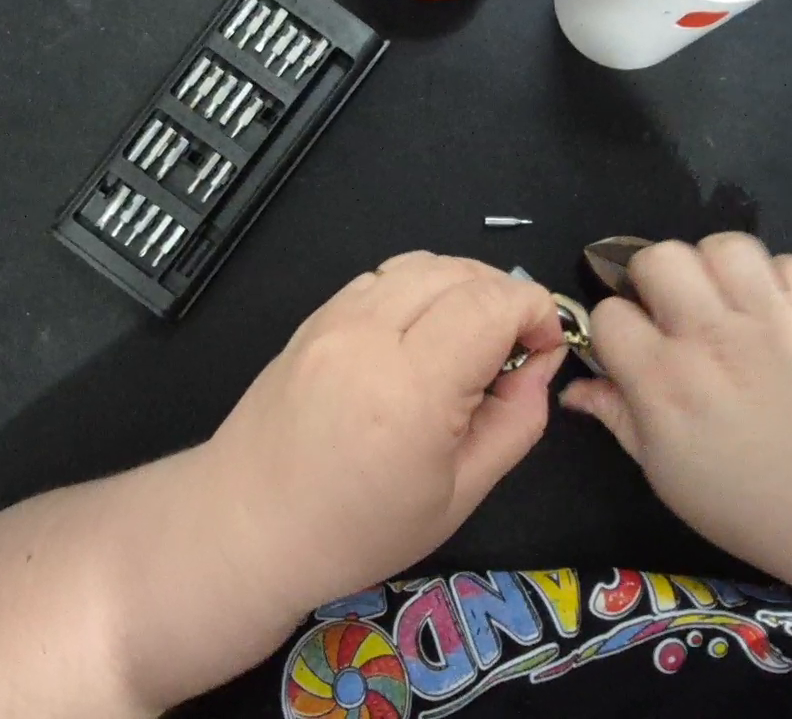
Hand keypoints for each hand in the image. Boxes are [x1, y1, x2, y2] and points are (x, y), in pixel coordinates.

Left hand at [201, 252, 567, 615]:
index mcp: (411, 386)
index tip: (544, 346)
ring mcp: (333, 318)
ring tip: (468, 335)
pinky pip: (380, 277)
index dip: (535, 310)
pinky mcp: (313, 317)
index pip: (492, 301)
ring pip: (418, 262)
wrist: (248, 523)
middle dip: (503, 294)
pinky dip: (416, 288)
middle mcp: (368, 333)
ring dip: (460, 285)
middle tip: (513, 345)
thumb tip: (539, 362)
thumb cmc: (358, 529)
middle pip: (459, 270)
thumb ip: (516, 419)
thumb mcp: (461, 494)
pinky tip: (418, 332)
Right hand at [560, 234, 791, 615]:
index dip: (612, 329)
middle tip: (669, 310)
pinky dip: (785, 277)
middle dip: (653, 277)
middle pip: (660, 257)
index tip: (627, 349)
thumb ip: (616, 417)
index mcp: (662, 379)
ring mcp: (769, 323)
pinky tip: (777, 307)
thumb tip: (573, 388)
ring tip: (721, 298)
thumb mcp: (662, 473)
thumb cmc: (746, 506)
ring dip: (715, 265)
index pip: (609, 313)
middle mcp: (709, 336)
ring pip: (726, 246)